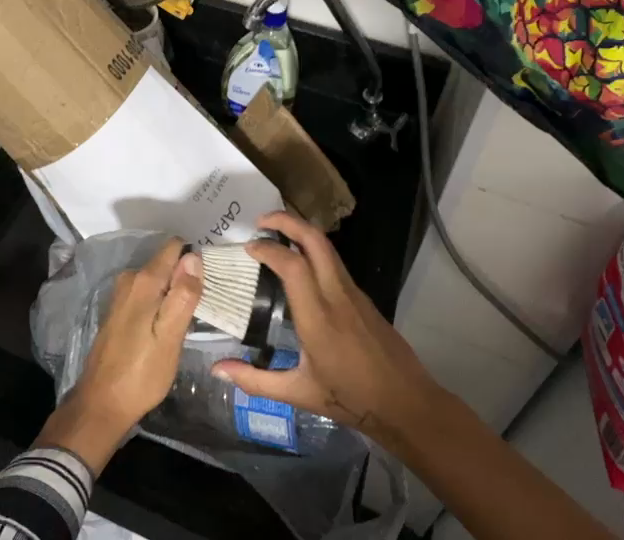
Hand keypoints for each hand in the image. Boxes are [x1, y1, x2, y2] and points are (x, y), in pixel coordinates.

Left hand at [38, 239, 202, 471]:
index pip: (175, 247)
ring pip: (158, 279)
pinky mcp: (118, 310)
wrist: (101, 404)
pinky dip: (160, 303)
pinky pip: (147, 294)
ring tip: (187, 320)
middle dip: (185, 278)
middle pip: (167, 262)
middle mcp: (130, 279)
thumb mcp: (170, 337)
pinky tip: (166, 327)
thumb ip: (183, 295)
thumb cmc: (141, 373)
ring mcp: (121, 295)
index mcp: (144, 281)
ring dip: (173, 293)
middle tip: (200, 309)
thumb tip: (194, 256)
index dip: (194, 260)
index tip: (208, 283)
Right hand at [212, 211, 441, 442]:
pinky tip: (301, 264)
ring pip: (328, 248)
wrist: (405, 402)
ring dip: (302, 232)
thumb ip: (255, 381)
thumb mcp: (298, 394)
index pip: (292, 265)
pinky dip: (314, 250)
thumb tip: (218, 370)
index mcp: (318, 317)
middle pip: (315, 240)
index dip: (268, 249)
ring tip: (277, 234)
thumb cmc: (350, 398)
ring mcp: (353, 293)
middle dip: (287, 221)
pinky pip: (335, 263)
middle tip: (261, 221)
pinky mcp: (363, 298)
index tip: (248, 247)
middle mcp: (336, 296)